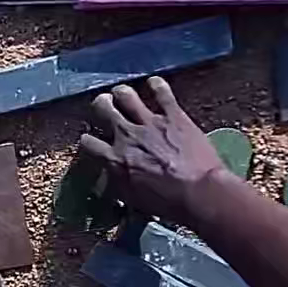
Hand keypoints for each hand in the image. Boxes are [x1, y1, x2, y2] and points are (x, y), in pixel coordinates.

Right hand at [79, 76, 230, 225]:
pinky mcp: (174, 115)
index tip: (91, 141)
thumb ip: (119, 181)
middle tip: (105, 104)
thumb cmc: (167, 203)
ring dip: (122, 92)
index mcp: (115, 159)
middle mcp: (127, 136)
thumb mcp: (134, 199)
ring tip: (122, 92)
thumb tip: (113, 174)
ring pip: (127, 95)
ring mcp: (150, 122)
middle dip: (101, 105)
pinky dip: (156, 85)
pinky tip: (154, 83)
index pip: (89, 143)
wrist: (198, 192)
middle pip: (103, 109)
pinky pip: (161, 92)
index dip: (88, 141)